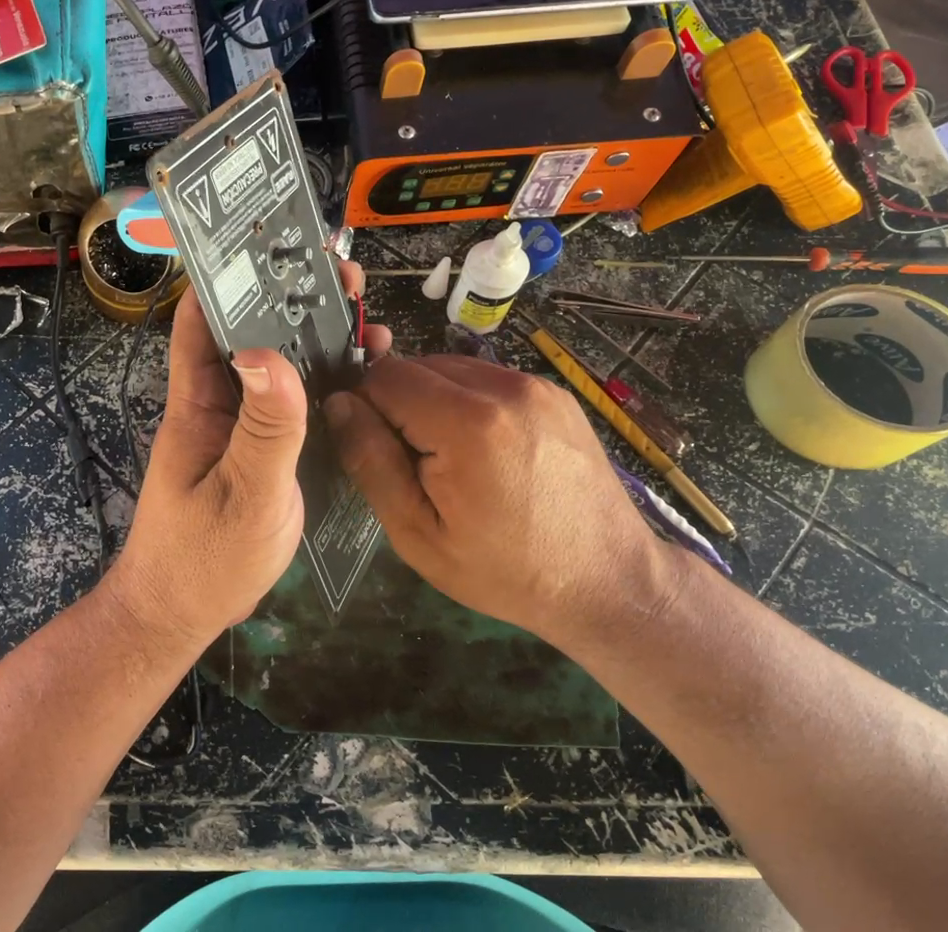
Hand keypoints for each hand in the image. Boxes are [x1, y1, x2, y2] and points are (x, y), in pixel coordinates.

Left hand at [105, 262, 391, 647]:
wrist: (182, 614)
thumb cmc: (202, 559)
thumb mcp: (243, 495)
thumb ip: (264, 429)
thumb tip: (268, 351)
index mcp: (198, 407)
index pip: (198, 325)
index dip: (226, 281)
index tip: (269, 247)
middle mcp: (217, 408)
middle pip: (248, 338)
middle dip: (289, 304)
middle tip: (343, 278)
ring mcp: (239, 432)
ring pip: (276, 371)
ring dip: (314, 343)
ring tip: (366, 319)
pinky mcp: (260, 456)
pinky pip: (292, 409)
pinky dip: (323, 386)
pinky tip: (360, 376)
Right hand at [322, 354, 666, 639]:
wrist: (608, 581)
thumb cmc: (505, 570)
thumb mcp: (417, 532)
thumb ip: (371, 461)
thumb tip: (339, 405)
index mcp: (468, 423)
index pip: (384, 377)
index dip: (366, 408)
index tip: (376, 451)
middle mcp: (505, 387)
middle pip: (417, 366)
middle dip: (399, 406)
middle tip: (414, 465)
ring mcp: (536, 386)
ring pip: (451, 368)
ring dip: (433, 403)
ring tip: (451, 461)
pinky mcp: (555, 393)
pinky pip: (486, 379)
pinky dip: (468, 404)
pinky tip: (483, 452)